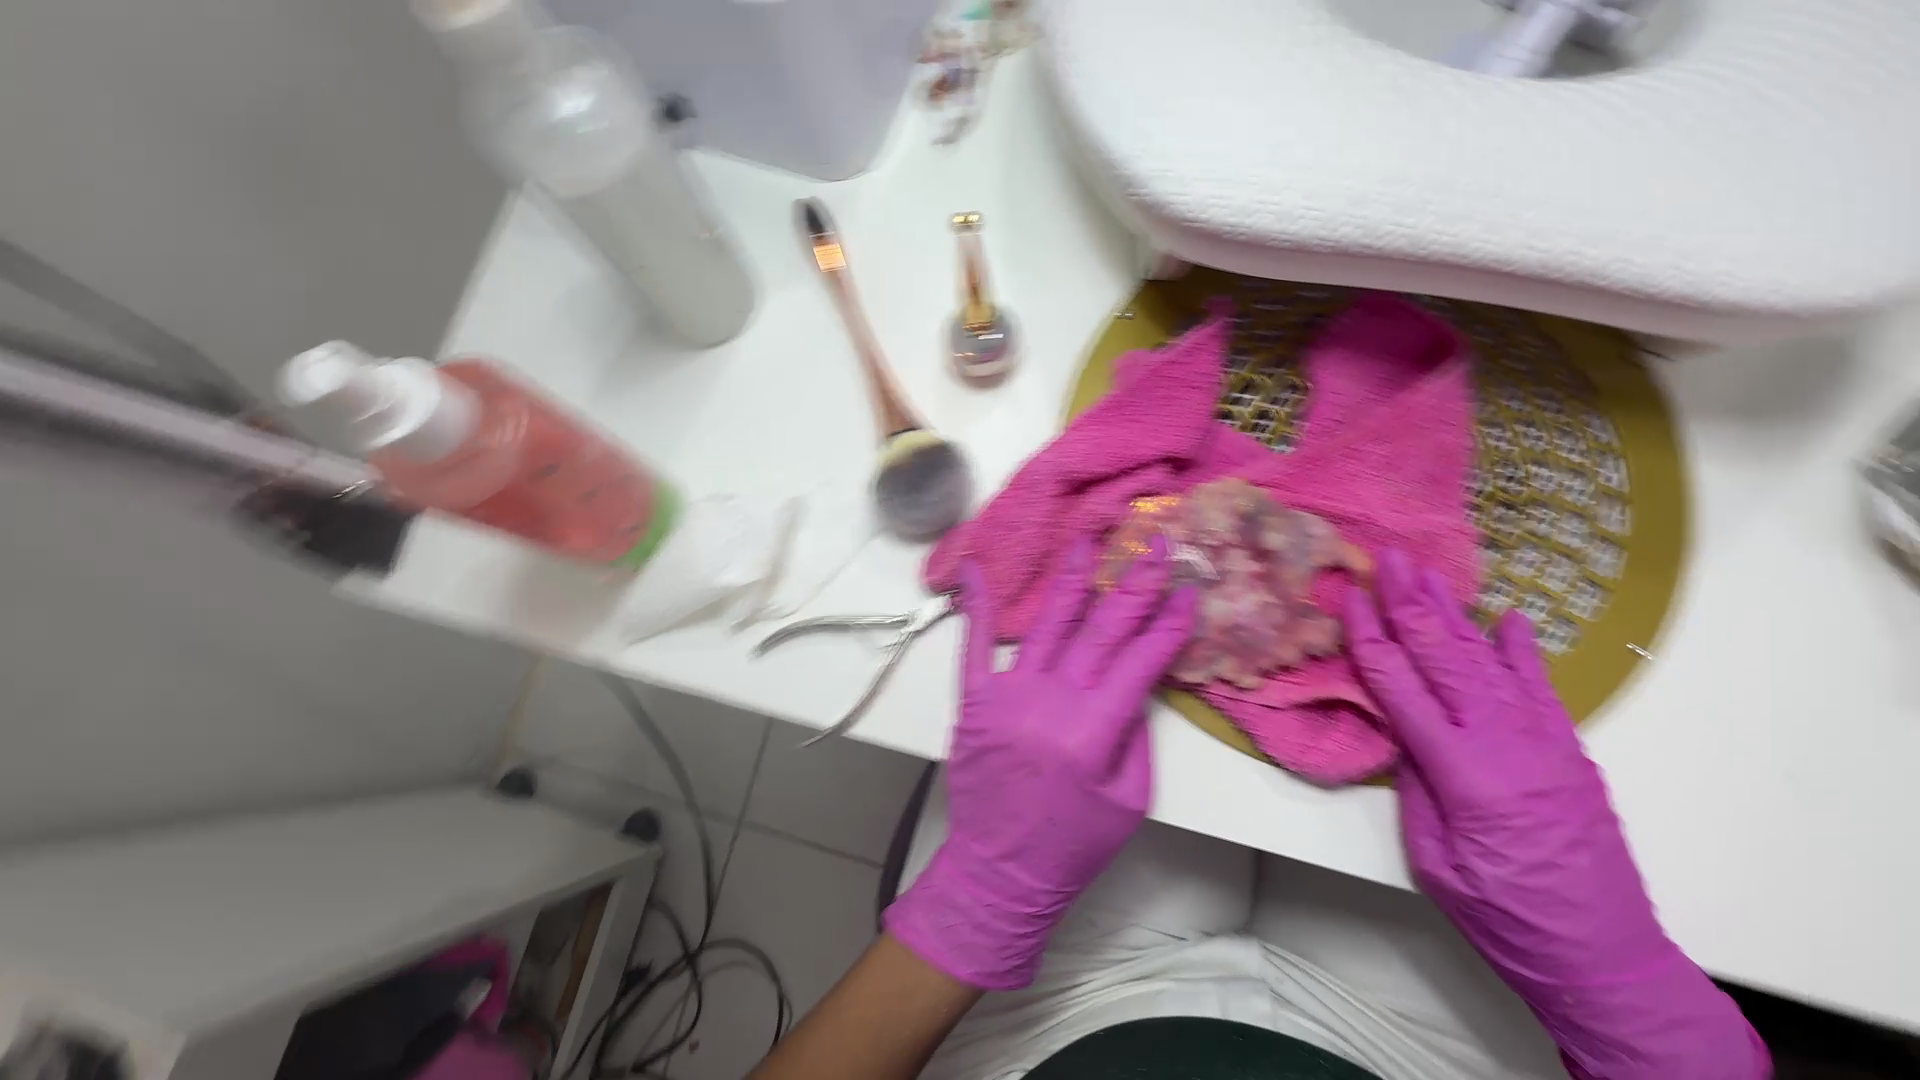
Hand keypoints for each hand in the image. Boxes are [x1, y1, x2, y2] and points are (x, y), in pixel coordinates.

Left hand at [884, 537, 1196, 990]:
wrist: (1001, 870)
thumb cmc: (1073, 844)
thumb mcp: (1130, 799)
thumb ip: (1135, 733)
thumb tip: (1139, 679)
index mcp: (1094, 731)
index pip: (1141, 661)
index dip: (1169, 625)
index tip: (1189, 591)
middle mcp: (1051, 703)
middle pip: (1100, 631)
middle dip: (1134, 586)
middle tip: (1156, 546)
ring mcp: (1007, 697)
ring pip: (1047, 626)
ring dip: (1071, 580)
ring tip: (1090, 540)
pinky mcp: (973, 702)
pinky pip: (972, 647)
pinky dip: (975, 607)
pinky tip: (975, 568)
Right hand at [1346, 551, 1765, 1078]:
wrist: (1603, 953)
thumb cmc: (1502, 917)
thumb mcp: (1433, 860)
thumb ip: (1416, 786)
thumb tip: (1404, 731)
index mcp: (1462, 773)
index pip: (1401, 687)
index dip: (1370, 638)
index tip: (1348, 596)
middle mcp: (1506, 742)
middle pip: (1446, 658)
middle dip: (1412, 603)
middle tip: (1389, 556)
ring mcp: (1545, 741)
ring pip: (1488, 661)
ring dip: (1454, 614)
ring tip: (1428, 573)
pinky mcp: (1570, 751)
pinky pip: (1540, 687)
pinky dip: (1520, 650)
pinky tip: (1507, 619)